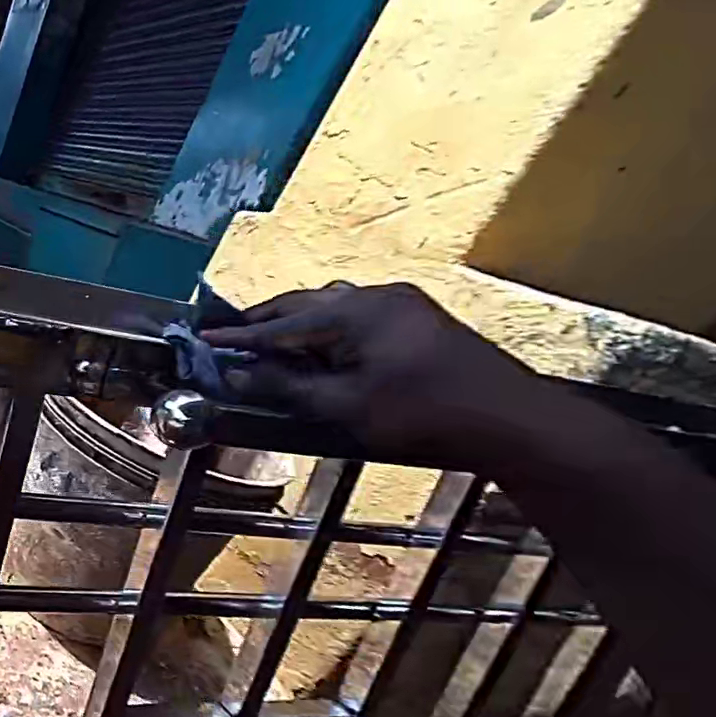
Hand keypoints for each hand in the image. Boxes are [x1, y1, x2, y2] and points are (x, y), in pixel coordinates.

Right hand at [200, 282, 573, 468]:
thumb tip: (236, 373)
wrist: (511, 420)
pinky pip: (353, 314)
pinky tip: (318, 347)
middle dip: (266, 322)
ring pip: (331, 307)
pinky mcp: (415, 318)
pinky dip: (324, 329)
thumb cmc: (422, 414)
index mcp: (357, 312)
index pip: (283, 324)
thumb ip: (286, 386)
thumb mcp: (344, 405)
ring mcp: (400, 303)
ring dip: (296, 323)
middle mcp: (377, 296)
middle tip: (231, 337)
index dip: (241, 336)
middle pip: (306, 304)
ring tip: (268, 343)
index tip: (205, 339)